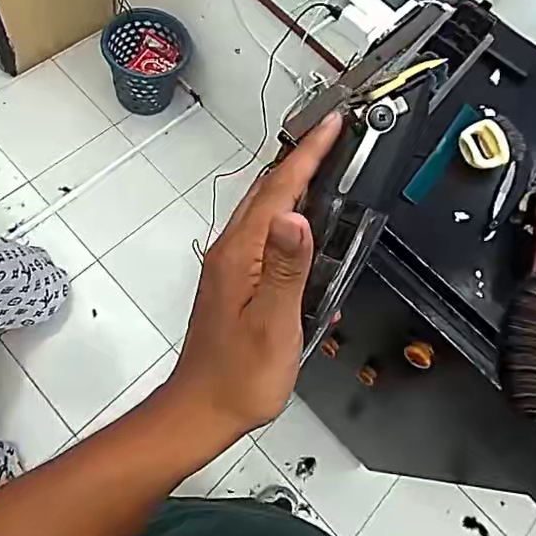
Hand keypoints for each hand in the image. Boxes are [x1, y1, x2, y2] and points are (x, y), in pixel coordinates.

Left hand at [161, 112, 342, 438]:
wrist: (203, 409)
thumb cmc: (239, 376)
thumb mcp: (273, 323)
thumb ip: (287, 268)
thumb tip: (297, 217)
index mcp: (241, 254)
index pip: (279, 190)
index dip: (309, 155)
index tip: (331, 126)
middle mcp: (232, 252)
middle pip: (269, 191)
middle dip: (302, 159)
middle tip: (332, 137)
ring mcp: (232, 266)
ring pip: (266, 210)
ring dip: (295, 185)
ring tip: (325, 168)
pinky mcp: (237, 281)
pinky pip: (266, 235)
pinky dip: (289, 217)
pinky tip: (307, 226)